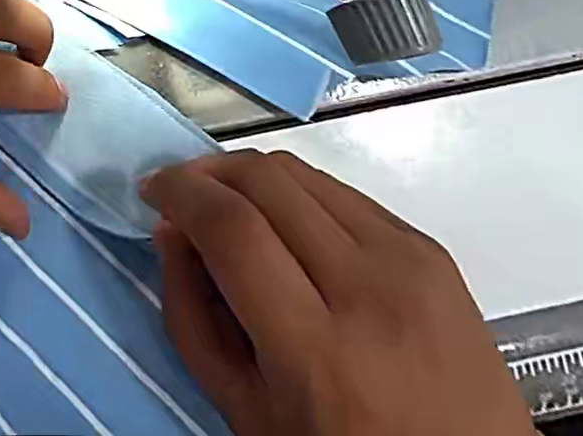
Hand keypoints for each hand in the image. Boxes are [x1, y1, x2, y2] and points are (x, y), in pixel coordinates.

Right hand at [142, 150, 533, 435]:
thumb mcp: (246, 415)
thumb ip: (193, 318)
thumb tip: (173, 229)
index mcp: (322, 354)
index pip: (233, 229)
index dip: (181, 193)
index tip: (153, 190)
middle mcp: (372, 289)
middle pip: (265, 180)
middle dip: (206, 171)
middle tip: (179, 190)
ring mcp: (409, 259)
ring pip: (300, 171)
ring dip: (246, 174)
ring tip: (224, 200)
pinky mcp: (429, 245)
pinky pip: (339, 190)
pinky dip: (293, 192)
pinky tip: (282, 221)